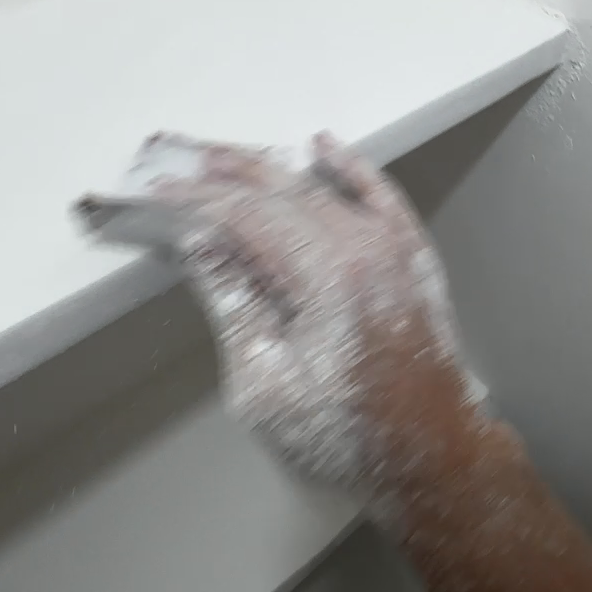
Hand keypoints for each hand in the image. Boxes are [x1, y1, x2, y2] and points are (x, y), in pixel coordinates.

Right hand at [78, 132, 492, 506]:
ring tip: (227, 156)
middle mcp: (361, 244)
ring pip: (322, 187)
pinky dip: (349, 166)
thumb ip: (234, 304)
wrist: (430, 447)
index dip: (199, 200)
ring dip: (271, 168)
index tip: (161, 190)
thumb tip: (202, 244)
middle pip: (282, 192)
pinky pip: (379, 192)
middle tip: (182, 161)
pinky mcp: (411, 249)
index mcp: (324, 276)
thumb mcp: (264, 385)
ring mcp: (392, 242)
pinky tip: (322, 143)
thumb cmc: (343, 430)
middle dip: (227, 173)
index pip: (247, 217)